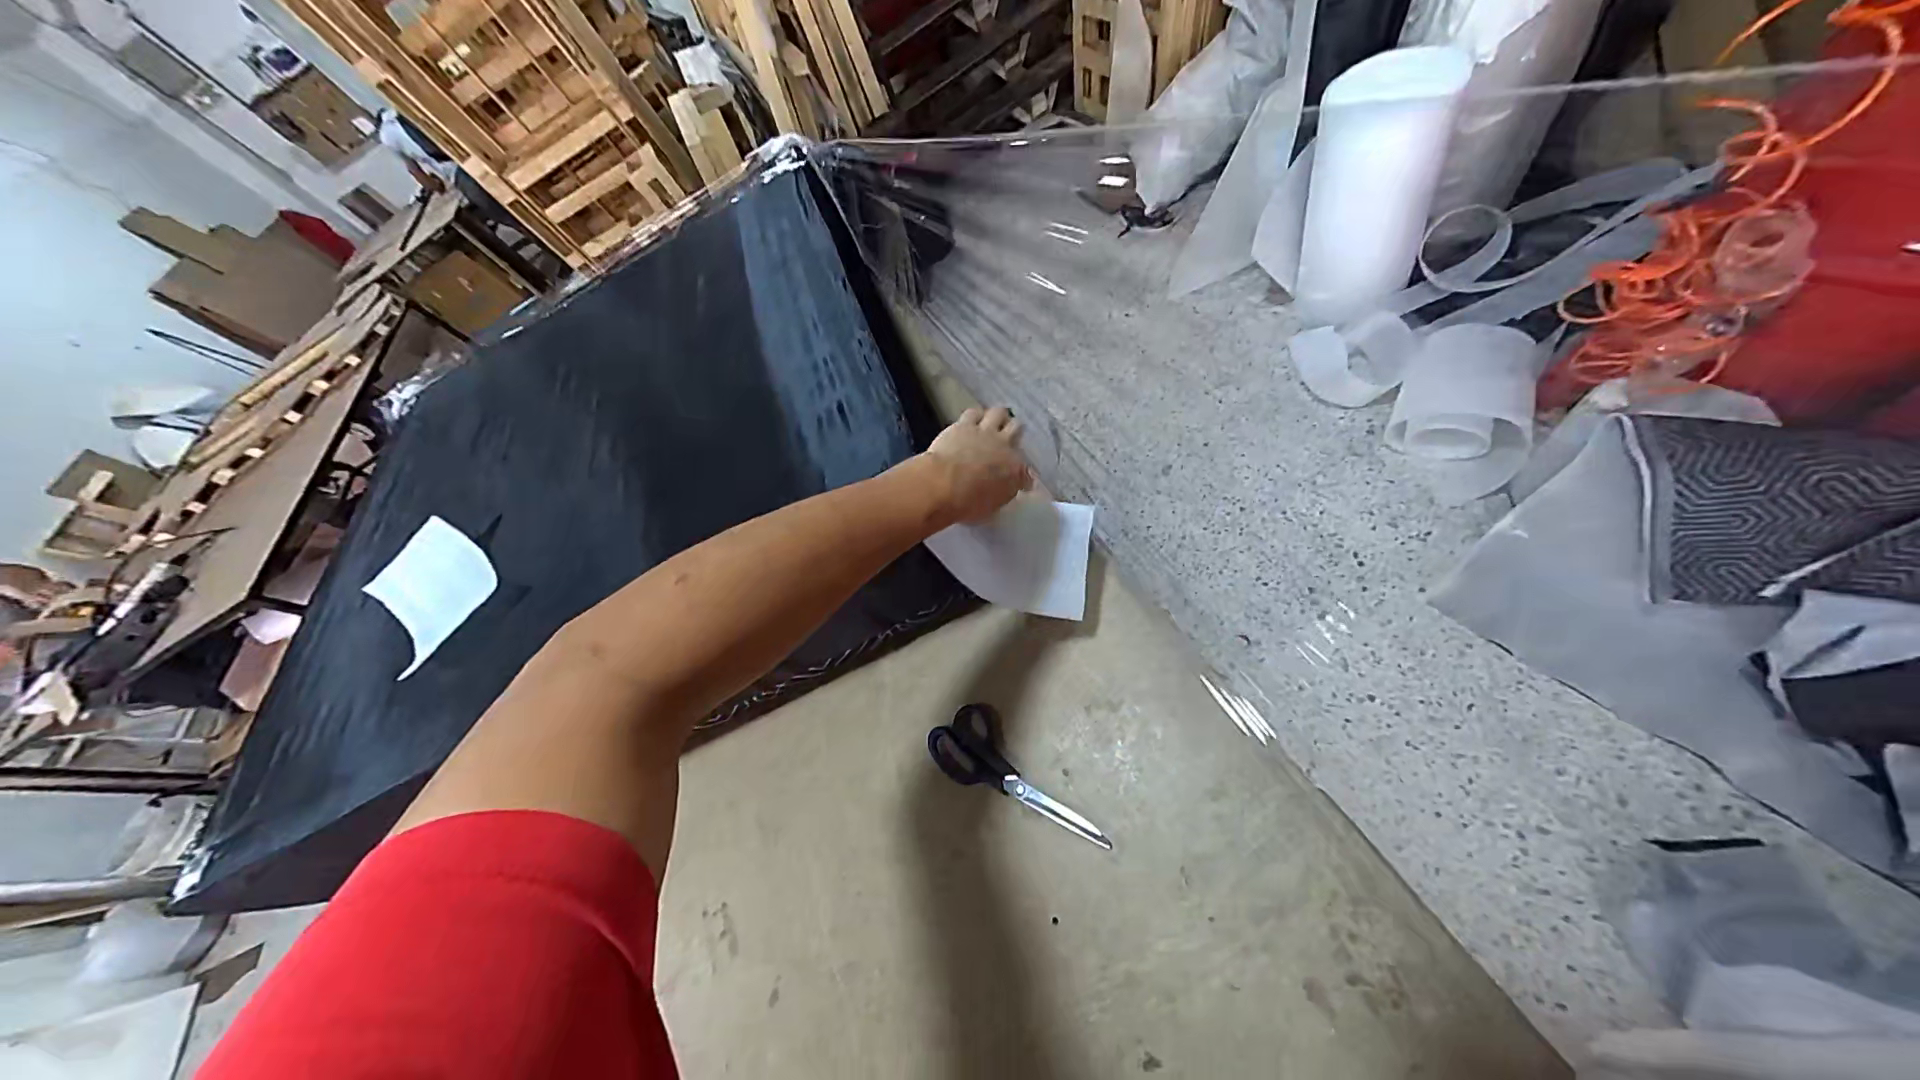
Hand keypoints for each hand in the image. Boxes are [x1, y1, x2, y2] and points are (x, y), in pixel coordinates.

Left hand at [921, 406, 1034, 524]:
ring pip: (999, 413)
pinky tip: (972, 420)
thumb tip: (1004, 489)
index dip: (1022, 474)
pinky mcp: (965, 424)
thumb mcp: (992, 506)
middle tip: (1007, 437)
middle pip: (1017, 429)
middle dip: (1014, 432)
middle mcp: (1005, 446)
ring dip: (997, 417)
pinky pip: (974, 412)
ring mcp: (985, 432)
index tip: (1019, 480)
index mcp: (1016, 470)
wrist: (945, 485)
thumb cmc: (969, 504)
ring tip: (992, 422)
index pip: (1025, 470)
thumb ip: (1002, 494)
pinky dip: (975, 416)